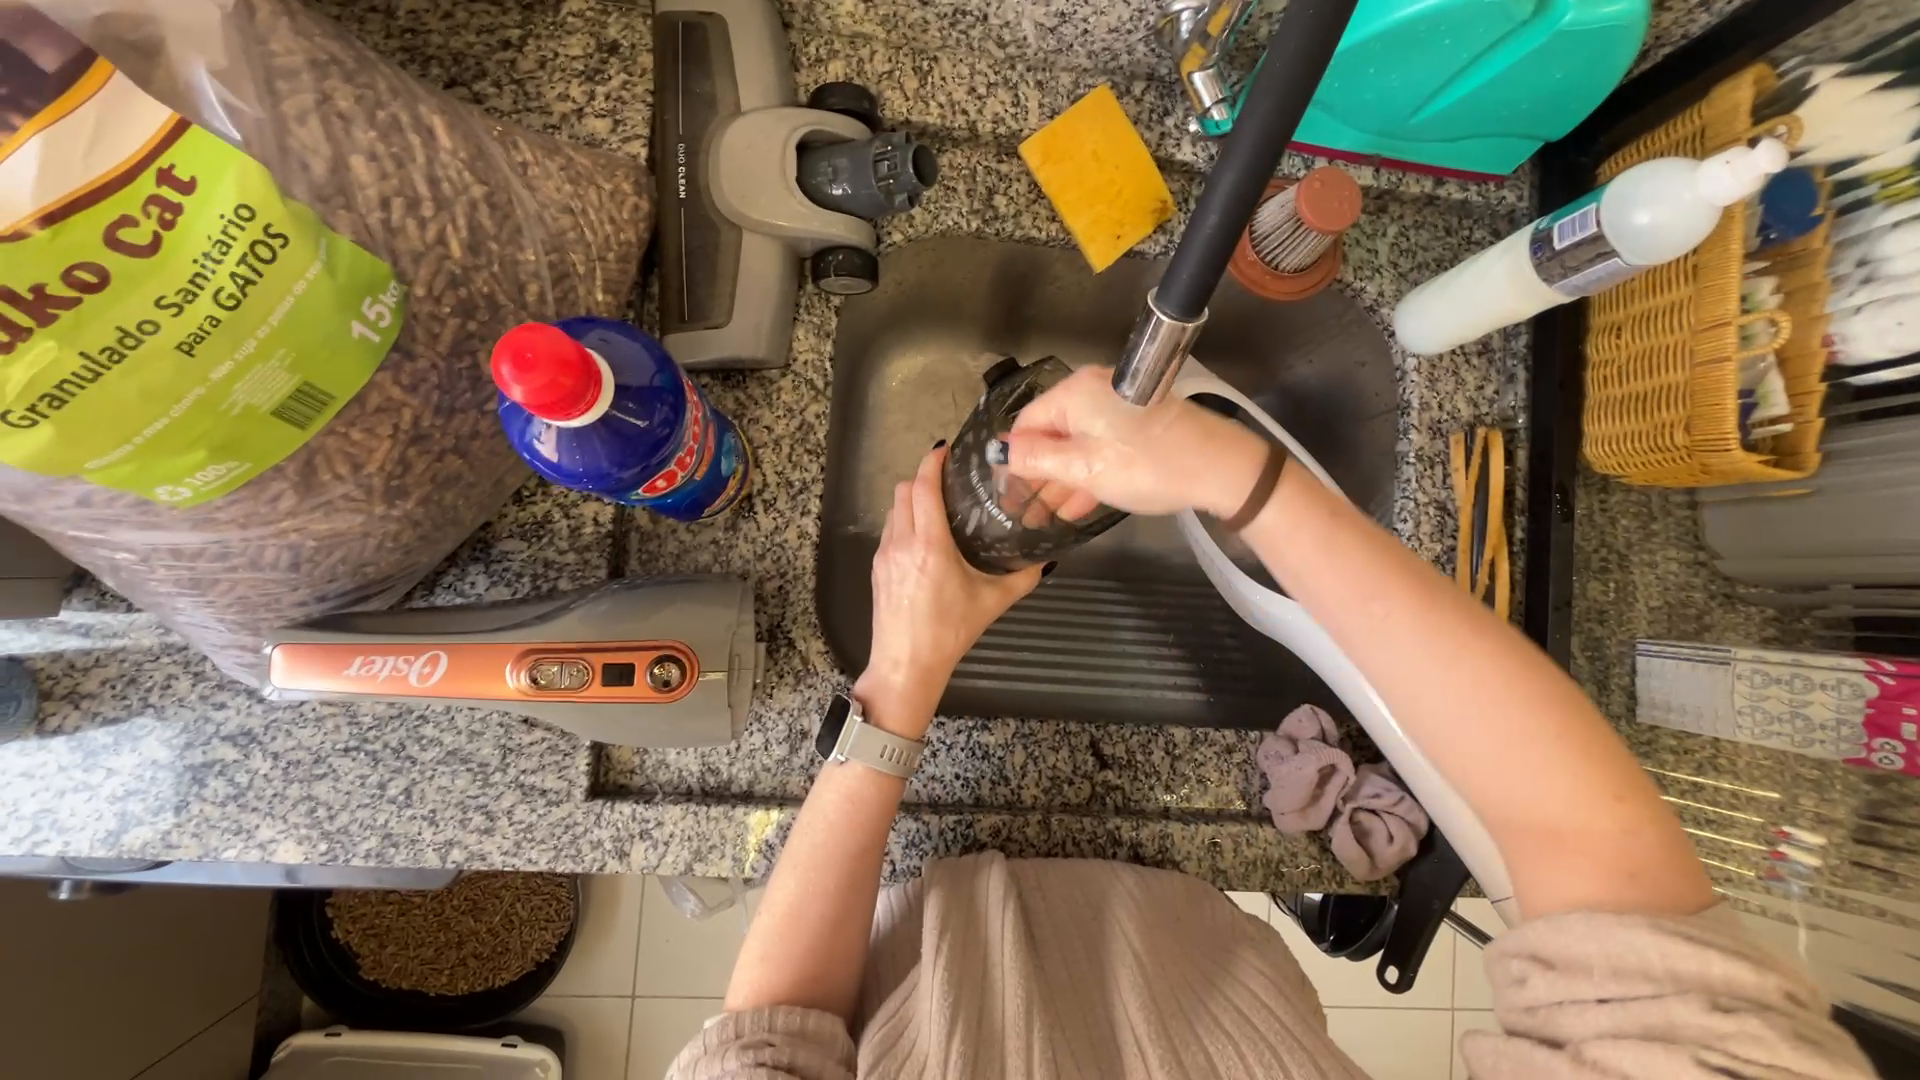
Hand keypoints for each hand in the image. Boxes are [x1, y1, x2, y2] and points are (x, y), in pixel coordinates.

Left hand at [860, 446, 1043, 735]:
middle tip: (949, 478)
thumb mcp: (992, 602)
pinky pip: (889, 530)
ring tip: (938, 504)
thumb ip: (1022, 577)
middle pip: (904, 490)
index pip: (923, 486)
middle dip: (923, 477)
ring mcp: (884, 554)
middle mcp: (901, 542)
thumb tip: (1046, 558)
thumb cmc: (949, 632)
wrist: (906, 665)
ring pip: (893, 509)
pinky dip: (904, 520)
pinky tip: (924, 534)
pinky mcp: (877, 568)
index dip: (932, 462)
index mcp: (929, 544)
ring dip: (912, 498)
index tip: (946, 450)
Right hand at [1003, 365, 1269, 518]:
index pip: (1026, 423)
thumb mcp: (1083, 468)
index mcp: (1074, 393)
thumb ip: (1036, 459)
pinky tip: (1077, 504)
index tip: (1008, 492)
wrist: (1220, 468)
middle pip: (1050, 432)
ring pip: (1076, 442)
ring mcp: (1117, 406)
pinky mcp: (1137, 422)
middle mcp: (1092, 390)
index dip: (1014, 458)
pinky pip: (1099, 444)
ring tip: (1047, 514)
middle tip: (1025, 508)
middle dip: (1038, 471)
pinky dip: (1087, 471)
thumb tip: (999, 452)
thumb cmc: (1146, 466)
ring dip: (1062, 477)